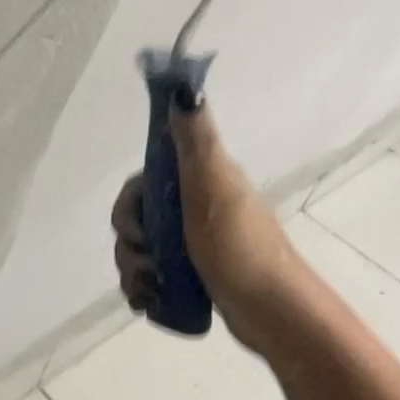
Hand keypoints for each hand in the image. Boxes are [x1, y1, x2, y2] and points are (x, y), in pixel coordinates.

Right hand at [111, 101, 301, 351]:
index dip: (128, 205)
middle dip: (130, 243)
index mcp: (200, 183)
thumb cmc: (239, 248)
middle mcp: (195, 210)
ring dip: (134, 270)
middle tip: (148, 261)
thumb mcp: (214, 186)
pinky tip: (148, 300)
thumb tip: (183, 87)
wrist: (271, 312)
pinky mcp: (192, 277)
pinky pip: (150, 277)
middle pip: (136, 220)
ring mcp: (194, 246)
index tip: (136, 226)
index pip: (141, 185)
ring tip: (152, 287)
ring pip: (139, 251)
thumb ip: (195, 140)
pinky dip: (142, 289)